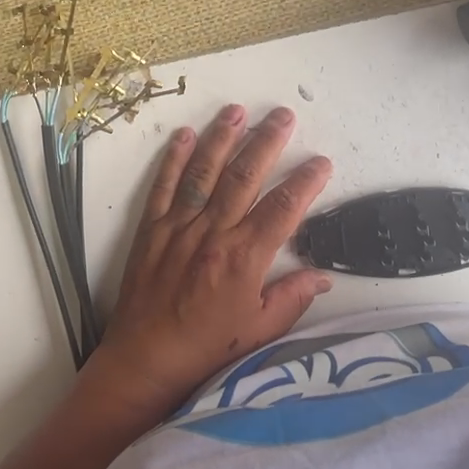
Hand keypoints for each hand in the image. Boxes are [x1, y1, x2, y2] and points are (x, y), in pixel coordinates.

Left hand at [80, 104, 333, 418]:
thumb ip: (291, 299)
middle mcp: (213, 232)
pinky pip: (164, 185)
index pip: (283, 209)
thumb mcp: (258, 331)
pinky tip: (185, 133)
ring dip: (222, 137)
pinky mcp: (151, 226)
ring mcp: (179, 225)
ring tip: (237, 110)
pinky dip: (173, 157)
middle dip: (267, 142)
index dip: (305, 182)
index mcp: (244, 258)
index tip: (321, 162)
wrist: (145, 358)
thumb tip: (322, 276)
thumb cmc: (206, 347)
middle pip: (245, 176)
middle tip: (284, 115)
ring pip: (204, 171)